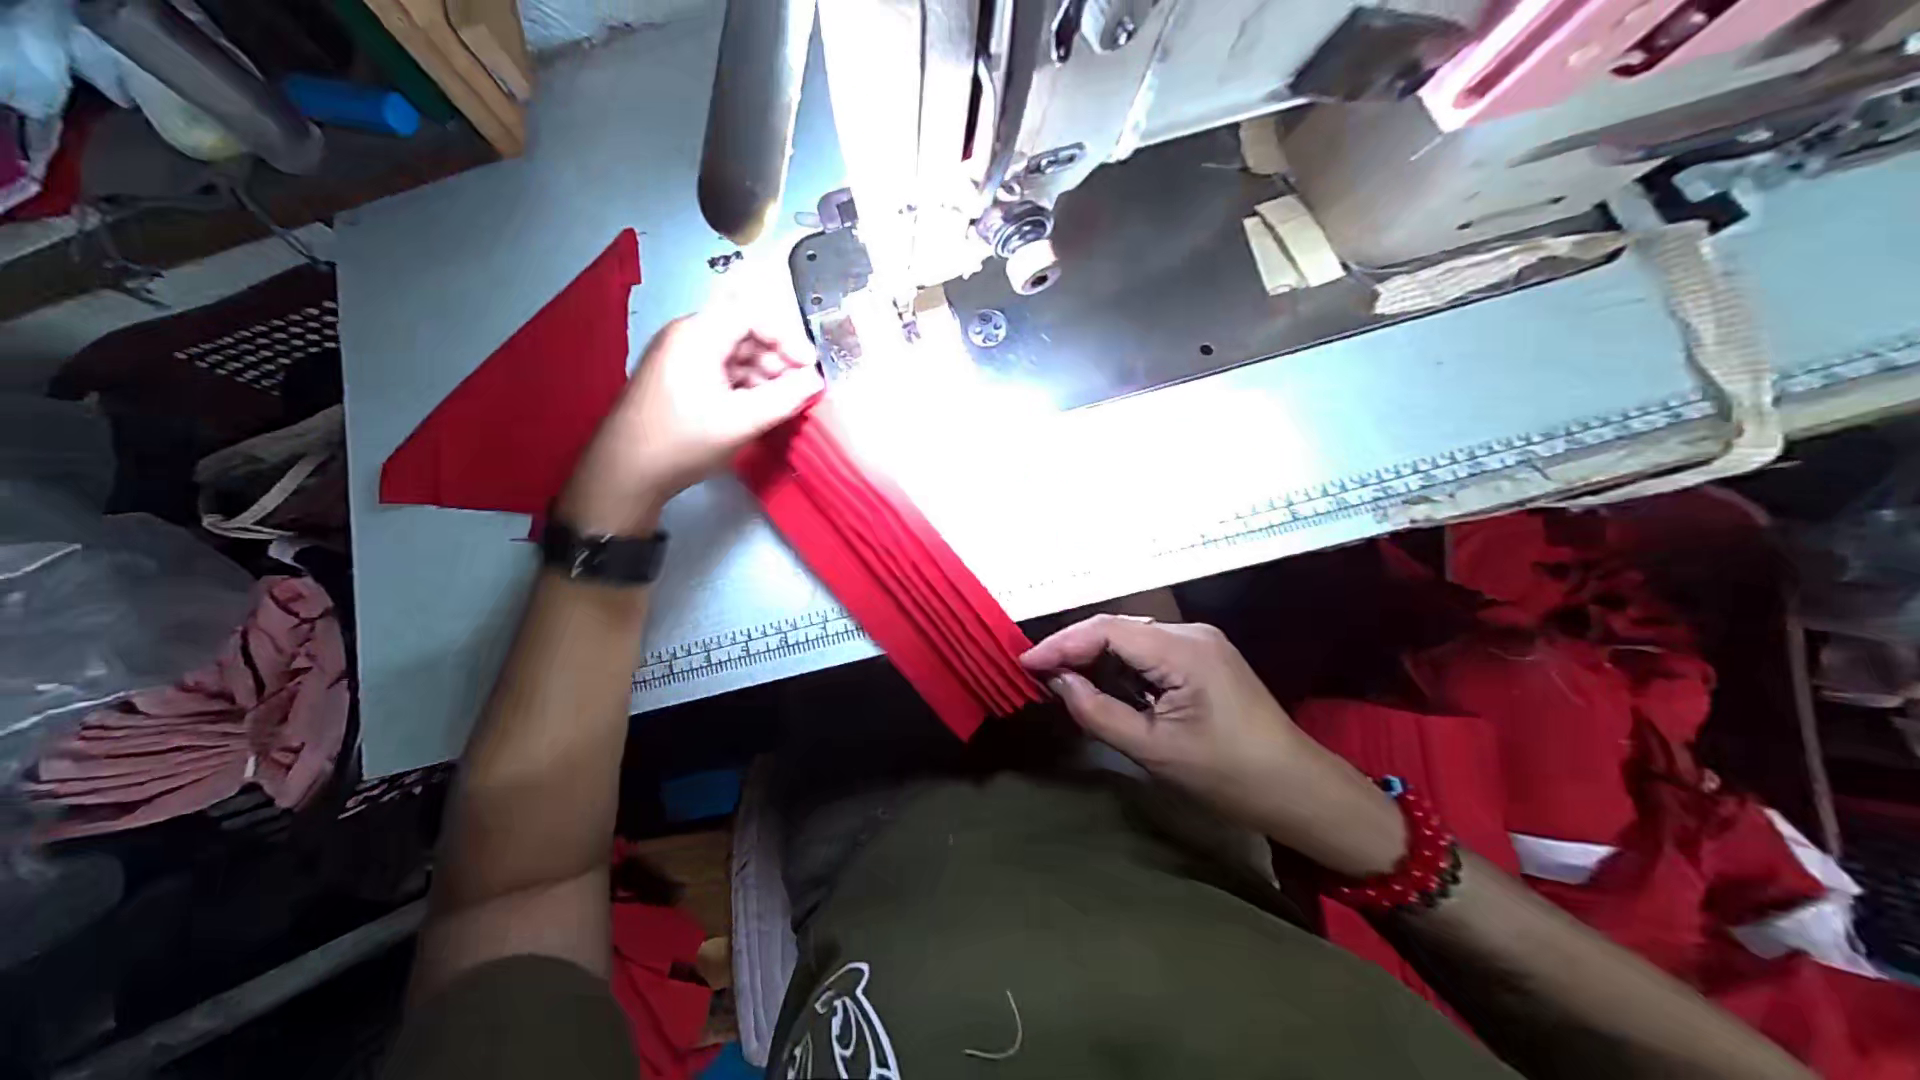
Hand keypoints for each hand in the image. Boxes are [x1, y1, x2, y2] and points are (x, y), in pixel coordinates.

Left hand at [558, 296, 823, 534]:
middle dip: (777, 357)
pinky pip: (720, 368)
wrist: (625, 471)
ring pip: (734, 352)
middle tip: (799, 388)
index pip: (754, 314)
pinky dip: (744, 383)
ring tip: (781, 403)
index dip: (788, 337)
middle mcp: (686, 335)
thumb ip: (786, 398)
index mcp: (698, 335)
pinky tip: (757, 407)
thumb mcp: (742, 421)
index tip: (810, 367)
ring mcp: (679, 355)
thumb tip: (815, 381)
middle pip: (744, 331)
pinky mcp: (677, 377)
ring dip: (763, 372)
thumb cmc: (684, 441)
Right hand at [1021, 615, 1406, 877]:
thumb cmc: (1227, 775)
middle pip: (1118, 626)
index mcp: (1182, 649)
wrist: (1297, 787)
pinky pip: (1151, 649)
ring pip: (1133, 635)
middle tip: (1038, 673)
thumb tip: (1058, 682)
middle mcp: (1191, 632)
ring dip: (1096, 654)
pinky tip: (1103, 681)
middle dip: (1075, 647)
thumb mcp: (1153, 750)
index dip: (1061, 644)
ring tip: (1061, 677)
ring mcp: (1201, 641)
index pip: (1106, 629)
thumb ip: (1097, 711)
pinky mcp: (1205, 655)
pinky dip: (1121, 662)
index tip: (1024, 664)